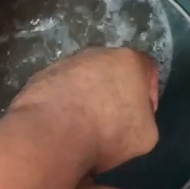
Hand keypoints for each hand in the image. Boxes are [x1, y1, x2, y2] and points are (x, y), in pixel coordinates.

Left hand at [8, 47, 159, 174]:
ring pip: (84, 79)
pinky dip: (63, 104)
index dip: (148, 93)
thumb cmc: (110, 131)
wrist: (53, 133)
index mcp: (129, 60)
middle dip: (115, 93)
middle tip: (113, 122)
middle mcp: (97, 53)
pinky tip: (62, 126)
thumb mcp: (148, 135)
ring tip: (83, 127)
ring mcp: (66, 63)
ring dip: (87, 97)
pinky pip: (60, 90)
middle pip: (113, 71)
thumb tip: (133, 118)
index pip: (147, 68)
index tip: (142, 115)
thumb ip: (146, 118)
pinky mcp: (41, 77)